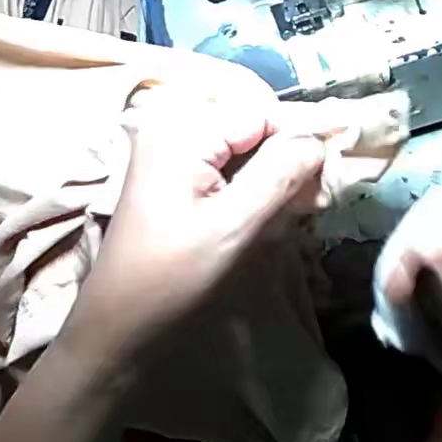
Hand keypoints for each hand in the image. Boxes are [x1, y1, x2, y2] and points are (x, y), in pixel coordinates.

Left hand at [60, 95, 326, 378]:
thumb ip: (278, 177)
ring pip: (246, 147)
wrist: (116, 328)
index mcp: (182, 131)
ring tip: (294, 212)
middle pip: (253, 127)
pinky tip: (267, 215)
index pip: (262, 113)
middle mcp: (174, 127)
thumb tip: (318, 141)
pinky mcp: (176, 172)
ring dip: (274, 176)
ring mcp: (172, 149)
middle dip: (288, 160)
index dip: (300, 140)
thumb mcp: (230, 229)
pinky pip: (229, 163)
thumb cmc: (168, 281)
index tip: (325, 180)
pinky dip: (254, 185)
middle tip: (312, 202)